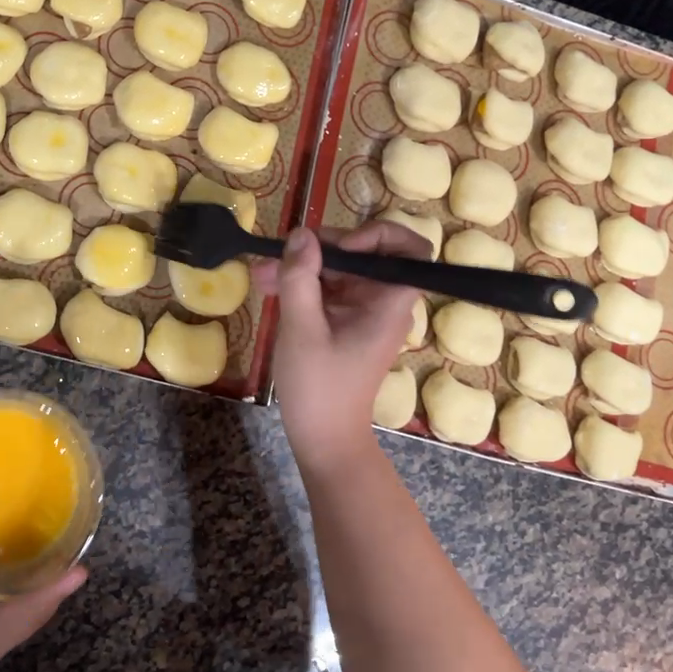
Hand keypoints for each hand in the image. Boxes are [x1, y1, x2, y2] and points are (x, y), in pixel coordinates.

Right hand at [255, 222, 432, 458]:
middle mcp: (382, 303)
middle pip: (364, 255)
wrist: (323, 438)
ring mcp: (362, 313)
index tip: (341, 248)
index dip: (378, 237)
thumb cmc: (319, 386)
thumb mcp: (302, 328)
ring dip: (303, 267)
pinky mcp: (343, 324)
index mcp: (390, 303)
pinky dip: (301, 286)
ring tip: (262, 272)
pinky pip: (327, 291)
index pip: (410, 250)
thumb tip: (301, 233)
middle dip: (322, 249)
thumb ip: (300, 277)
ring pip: (339, 271)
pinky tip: (268, 286)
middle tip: (282, 254)